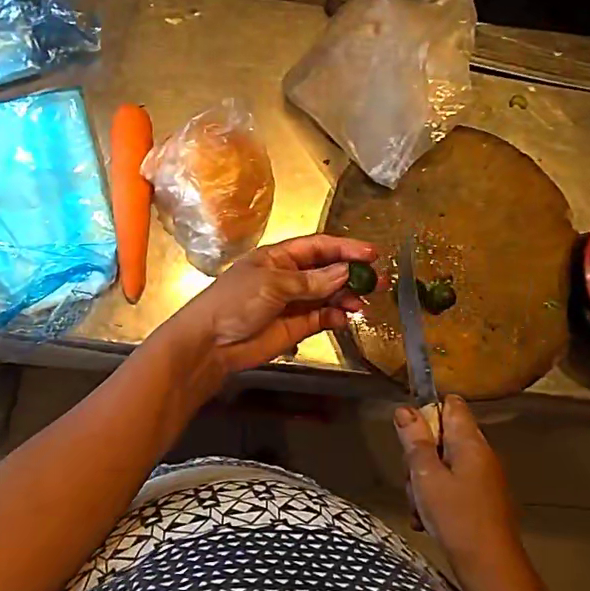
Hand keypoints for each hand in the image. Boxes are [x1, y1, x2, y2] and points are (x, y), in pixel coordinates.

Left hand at [164, 234, 376, 377]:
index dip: (345, 248)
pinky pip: (322, 318)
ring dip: (347, 297)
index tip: (372, 254)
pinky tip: (346, 318)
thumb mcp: (272, 284)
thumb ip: (311, 280)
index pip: (319, 247)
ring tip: (364, 303)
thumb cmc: (234, 303)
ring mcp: (293, 303)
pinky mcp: (296, 327)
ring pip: (329, 296)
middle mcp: (289, 277)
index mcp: (279, 257)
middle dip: (353, 274)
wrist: (210, 343)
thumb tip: (345, 272)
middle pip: (328, 271)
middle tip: (379, 281)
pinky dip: (336, 317)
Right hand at [394, 395, 525, 578]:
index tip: (409, 434)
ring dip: (423, 482)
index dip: (427, 411)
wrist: (490, 567)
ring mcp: (482, 478)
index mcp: (470, 442)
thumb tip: (405, 409)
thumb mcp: (426, 477)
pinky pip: (451, 487)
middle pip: (442, 437)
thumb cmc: (457, 518)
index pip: (451, 405)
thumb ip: (415, 441)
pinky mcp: (480, 500)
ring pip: (442, 465)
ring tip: (419, 507)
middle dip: (419, 455)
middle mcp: (480, 454)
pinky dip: (435, 499)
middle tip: (412, 480)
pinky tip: (426, 521)